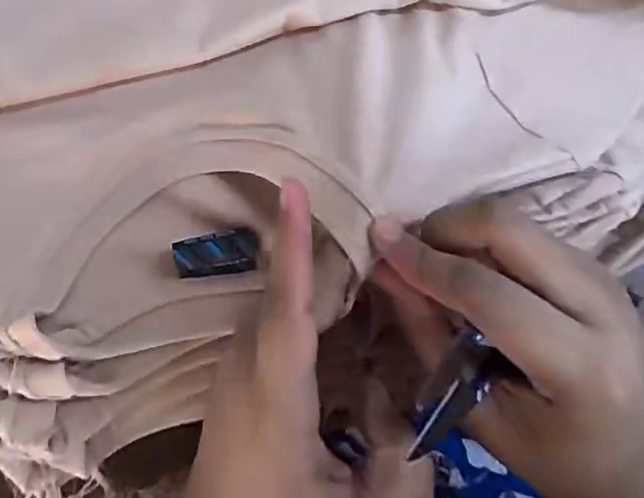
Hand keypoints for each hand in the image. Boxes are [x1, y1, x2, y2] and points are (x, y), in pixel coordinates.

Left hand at [186, 180, 432, 497]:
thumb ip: (403, 457)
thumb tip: (409, 398)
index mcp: (274, 391)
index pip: (287, 304)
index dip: (294, 244)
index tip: (292, 186)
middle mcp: (245, 359)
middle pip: (291, 291)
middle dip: (329, 257)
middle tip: (377, 240)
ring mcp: (234, 359)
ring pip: (283, 303)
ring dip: (323, 287)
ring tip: (370, 273)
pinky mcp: (236, 366)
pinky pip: (277, 323)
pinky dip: (312, 315)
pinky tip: (347, 321)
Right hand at [371, 198, 643, 497]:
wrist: (633, 458)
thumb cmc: (552, 453)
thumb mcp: (481, 417)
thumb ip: (429, 335)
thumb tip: (382, 266)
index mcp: (582, 367)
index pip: (488, 292)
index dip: (426, 263)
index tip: (379, 241)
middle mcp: (601, 306)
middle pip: (506, 227)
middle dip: (444, 227)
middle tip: (410, 250)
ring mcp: (602, 274)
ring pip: (511, 218)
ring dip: (460, 228)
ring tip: (434, 261)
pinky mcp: (592, 261)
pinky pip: (521, 227)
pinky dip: (480, 235)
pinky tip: (466, 267)